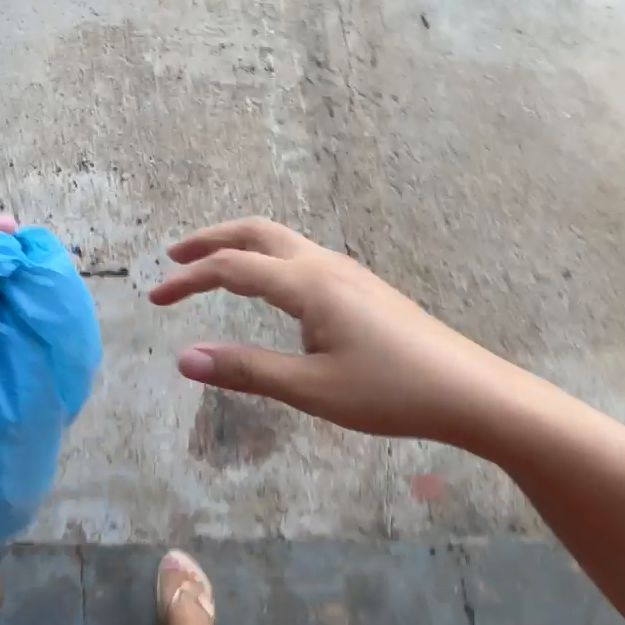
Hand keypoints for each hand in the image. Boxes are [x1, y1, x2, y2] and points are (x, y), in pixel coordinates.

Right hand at [149, 218, 532, 446]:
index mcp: (307, 283)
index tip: (154, 298)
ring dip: (240, 246)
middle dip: (210, 240)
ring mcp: (348, 272)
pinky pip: (300, 256)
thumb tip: (184, 359)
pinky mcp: (362, 288)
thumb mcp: (311, 389)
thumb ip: (246, 370)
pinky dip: (266, 259)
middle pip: (256, 232)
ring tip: (212, 267)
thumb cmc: (390, 392)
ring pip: (282, 240)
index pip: (231, 268)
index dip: (188, 280)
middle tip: (174, 258)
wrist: (470, 391)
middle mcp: (325, 265)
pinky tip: (268, 289)